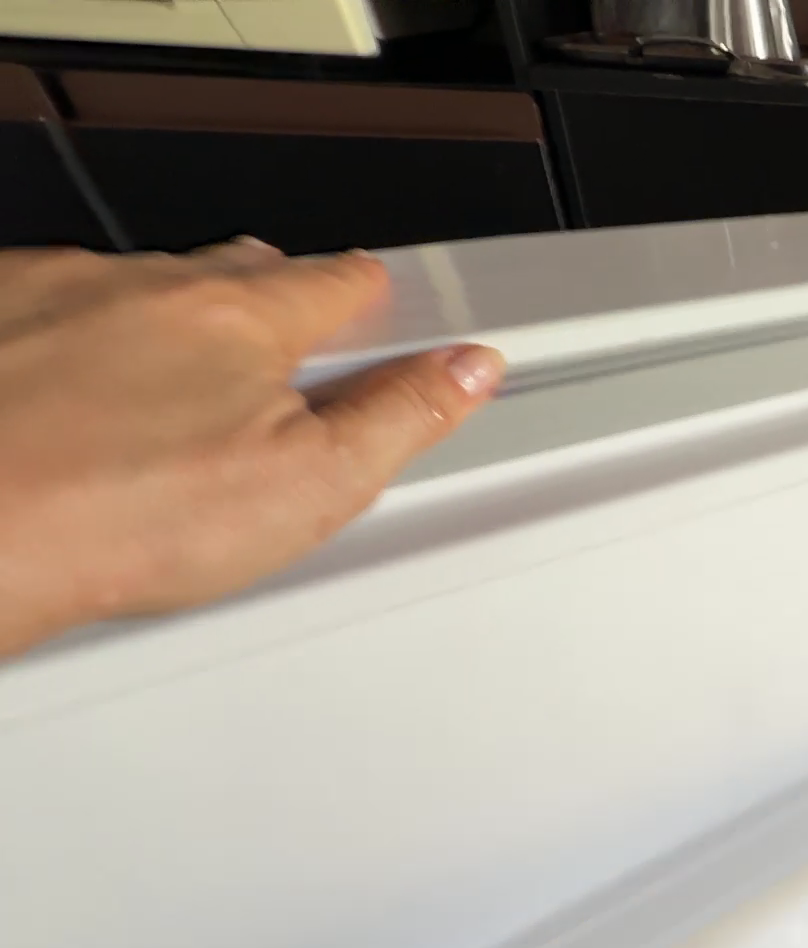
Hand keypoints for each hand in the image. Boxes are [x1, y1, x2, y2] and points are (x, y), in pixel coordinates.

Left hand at [0, 240, 504, 656]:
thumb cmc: (109, 520)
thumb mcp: (320, 478)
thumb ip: (408, 414)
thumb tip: (468, 369)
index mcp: (235, 317)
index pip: (338, 282)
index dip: (376, 295)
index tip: (387, 303)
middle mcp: (131, 286)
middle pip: (240, 274)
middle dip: (280, 304)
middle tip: (301, 363)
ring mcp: (30, 298)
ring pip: (142, 293)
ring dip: (181, 328)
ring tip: (192, 406)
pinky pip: (52, 315)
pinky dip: (89, 347)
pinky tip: (94, 414)